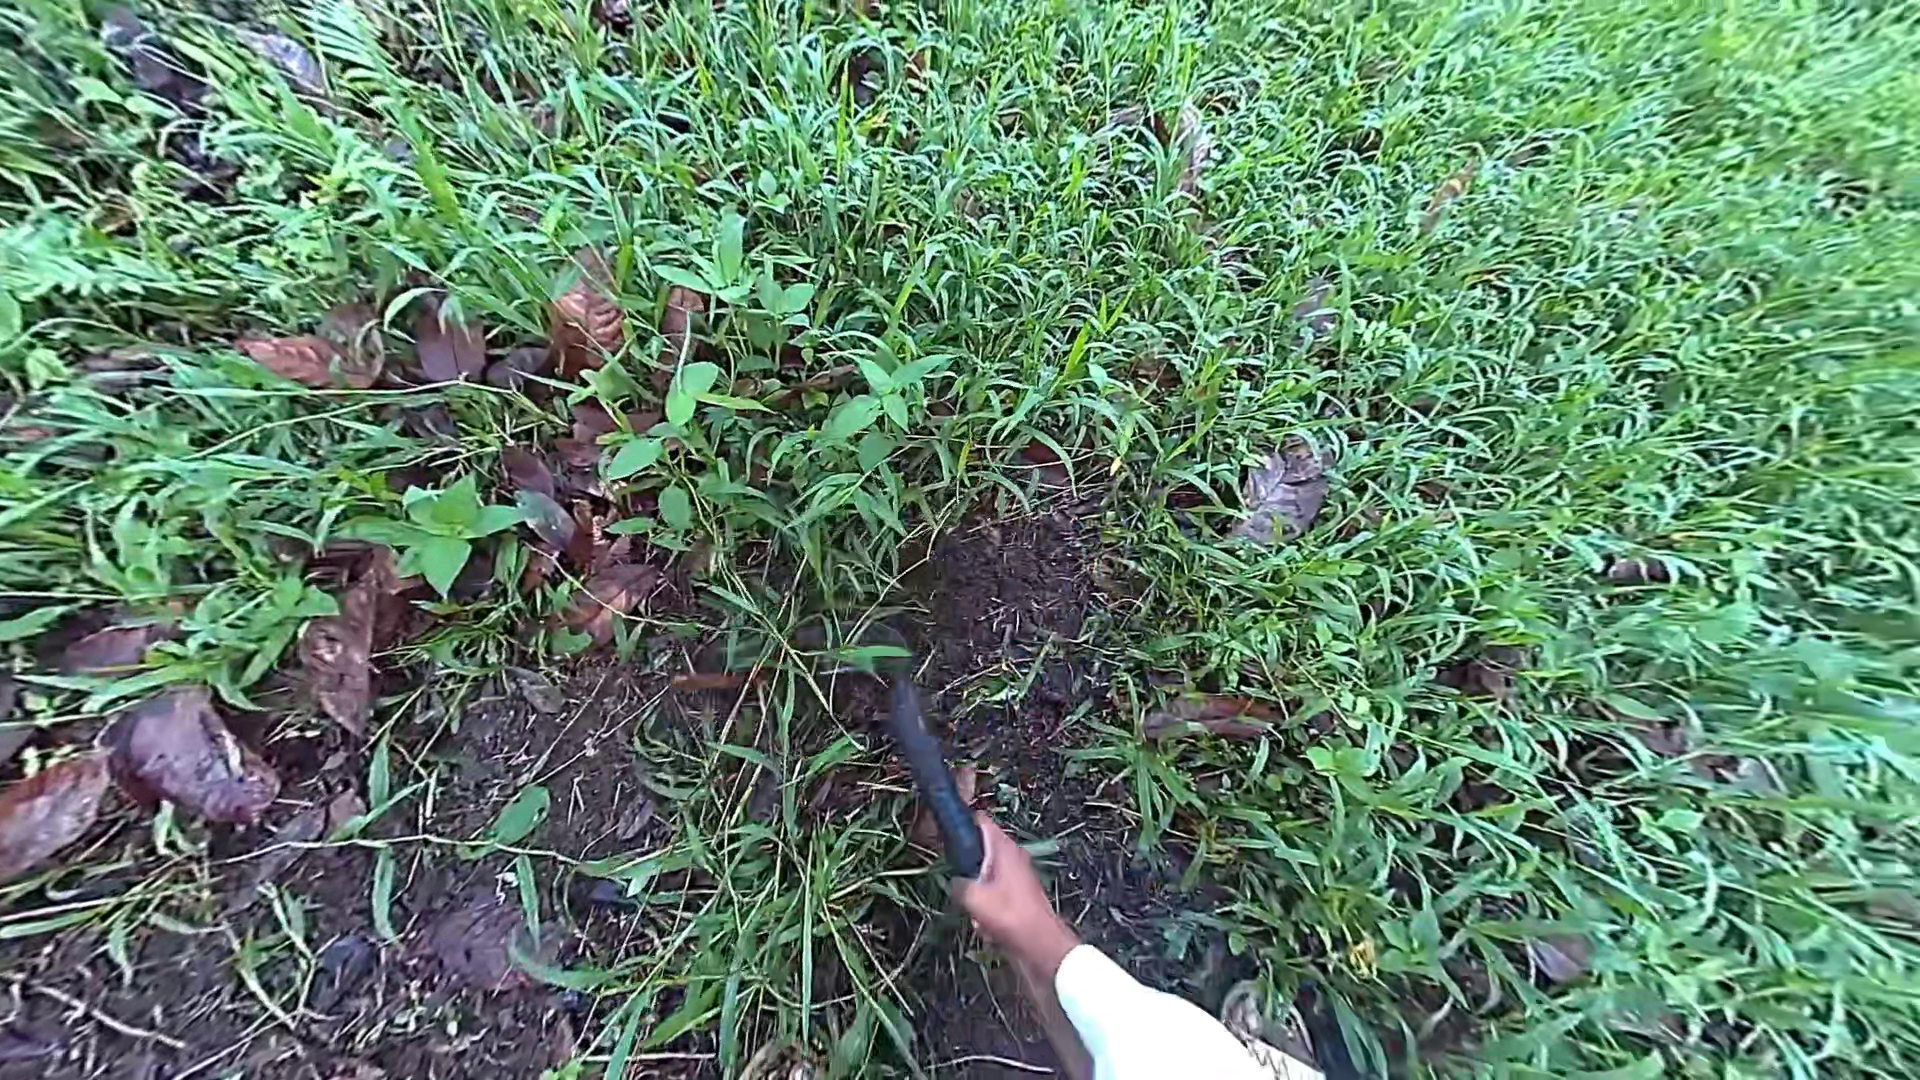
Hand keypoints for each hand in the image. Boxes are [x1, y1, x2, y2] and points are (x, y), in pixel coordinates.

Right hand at [953, 813, 1080, 977]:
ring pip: (986, 876)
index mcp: (1003, 847)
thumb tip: (954, 881)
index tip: (945, 834)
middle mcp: (1012, 855)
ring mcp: (1018, 875)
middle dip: (967, 869)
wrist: (1042, 947)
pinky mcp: (1020, 896)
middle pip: (981, 851)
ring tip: (976, 913)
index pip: (980, 820)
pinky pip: (996, 895)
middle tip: (959, 883)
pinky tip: (987, 927)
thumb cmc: (1009, 914)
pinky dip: (989, 908)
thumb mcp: (973, 898)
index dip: (962, 822)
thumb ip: (958, 884)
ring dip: (977, 894)